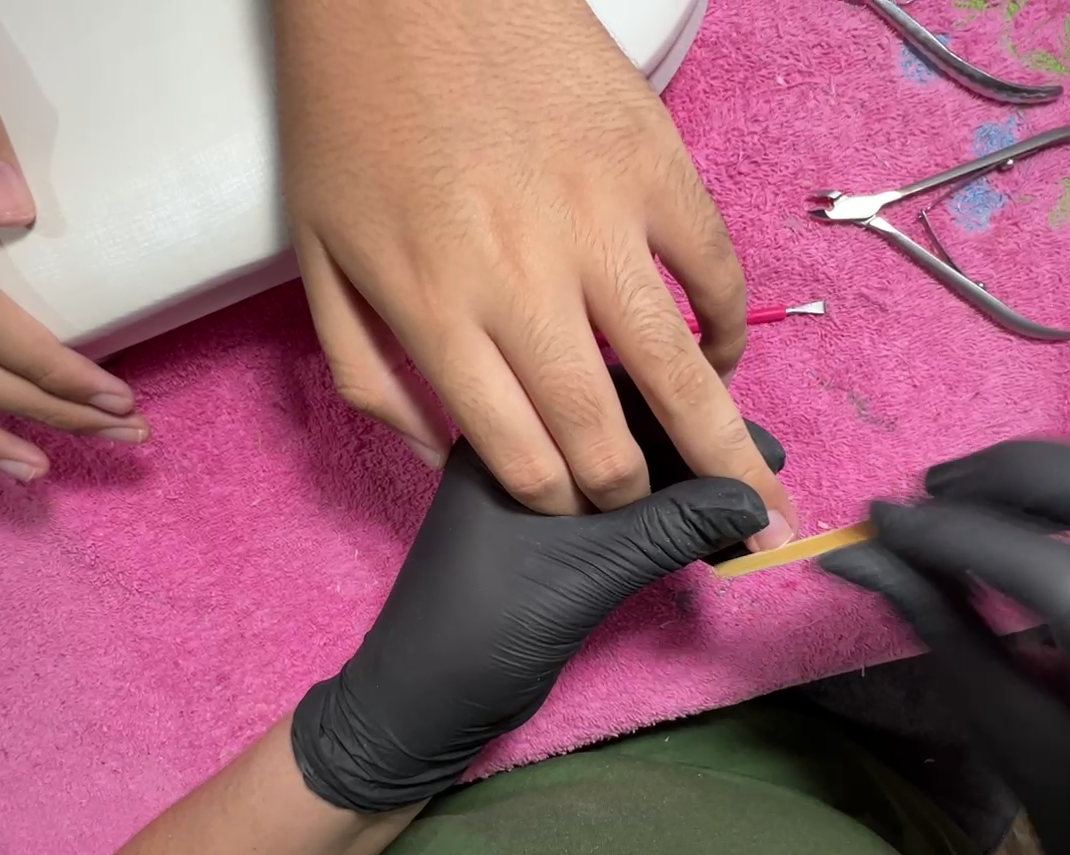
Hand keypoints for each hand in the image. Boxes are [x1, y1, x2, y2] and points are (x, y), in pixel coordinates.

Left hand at [273, 0, 794, 546]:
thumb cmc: (352, 121)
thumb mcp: (319, 265)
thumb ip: (372, 381)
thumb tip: (438, 459)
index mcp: (438, 315)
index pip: (523, 458)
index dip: (559, 505)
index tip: (577, 513)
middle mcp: (523, 284)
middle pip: (604, 439)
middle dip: (635, 500)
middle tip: (657, 519)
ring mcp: (598, 222)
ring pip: (677, 373)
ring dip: (719, 451)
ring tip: (750, 494)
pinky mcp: (652, 163)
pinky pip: (715, 273)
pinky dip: (727, 329)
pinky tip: (717, 356)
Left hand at [292, 371, 778, 811]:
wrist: (423, 704)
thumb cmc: (487, 627)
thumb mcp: (586, 572)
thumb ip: (670, 528)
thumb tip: (758, 501)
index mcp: (512, 434)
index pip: (618, 402)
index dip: (697, 418)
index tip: (762, 448)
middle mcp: (524, 452)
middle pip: (631, 436)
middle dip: (703, 459)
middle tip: (769, 477)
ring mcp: (537, 497)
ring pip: (630, 478)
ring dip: (691, 496)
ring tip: (750, 512)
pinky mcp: (549, 539)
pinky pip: (620, 515)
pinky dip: (668, 526)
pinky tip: (709, 537)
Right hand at [824, 442, 1069, 854]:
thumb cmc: (1069, 788)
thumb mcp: (992, 716)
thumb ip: (933, 620)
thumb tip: (850, 550)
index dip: (975, 542)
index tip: (890, 522)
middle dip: (1034, 478)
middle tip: (938, 483)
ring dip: (1057, 470)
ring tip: (966, 483)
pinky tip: (1020, 495)